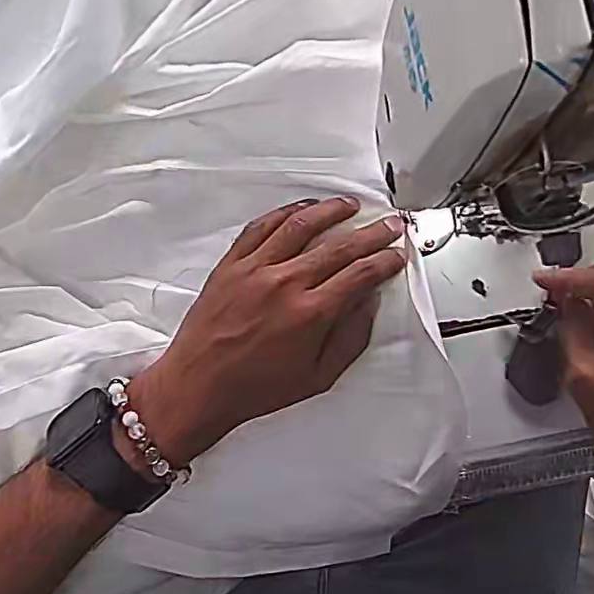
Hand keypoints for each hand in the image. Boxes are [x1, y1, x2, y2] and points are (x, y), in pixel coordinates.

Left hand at [123, 197, 409, 468]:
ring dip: (330, 211)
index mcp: (310, 314)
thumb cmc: (252, 387)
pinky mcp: (231, 265)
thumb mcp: (317, 377)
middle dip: (371, 233)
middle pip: (339, 246)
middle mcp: (284, 285)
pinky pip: (260, 227)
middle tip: (387, 226)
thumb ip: (350, 339)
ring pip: (300, 225)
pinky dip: (284, 213)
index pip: (360, 274)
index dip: (384, 261)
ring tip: (348, 206)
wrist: (199, 386)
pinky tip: (299, 210)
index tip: (394, 256)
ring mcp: (255, 270)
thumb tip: (368, 306)